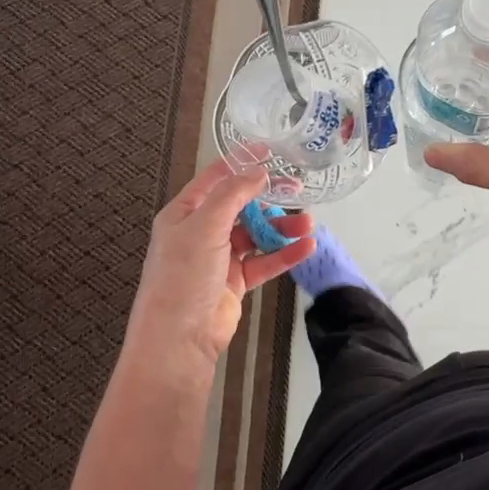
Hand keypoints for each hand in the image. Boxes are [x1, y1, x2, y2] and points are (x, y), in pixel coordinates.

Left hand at [126, 161, 316, 361]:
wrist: (179, 337)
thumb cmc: (184, 276)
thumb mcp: (205, 226)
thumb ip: (233, 195)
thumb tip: (257, 172)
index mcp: (185, 214)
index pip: (215, 179)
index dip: (241, 163)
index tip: (270, 151)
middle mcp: (201, 232)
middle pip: (241, 206)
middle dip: (270, 198)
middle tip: (299, 190)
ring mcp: (219, 257)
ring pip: (257, 234)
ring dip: (282, 228)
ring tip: (308, 224)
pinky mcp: (236, 281)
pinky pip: (265, 261)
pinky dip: (285, 254)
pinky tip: (306, 247)